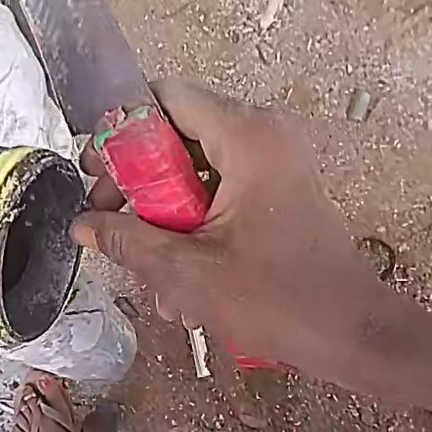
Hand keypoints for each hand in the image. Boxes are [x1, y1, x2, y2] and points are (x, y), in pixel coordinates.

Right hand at [72, 80, 393, 378]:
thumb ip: (126, 240)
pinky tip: (177, 279)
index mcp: (246, 137)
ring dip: (161, 216)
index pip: (166, 98)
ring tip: (142, 265)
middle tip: (109, 222)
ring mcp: (272, 167)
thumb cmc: (275, 300)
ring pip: (193, 173)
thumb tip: (82, 224)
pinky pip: (218, 196)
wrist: (350, 334)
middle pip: (177, 136)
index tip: (97, 173)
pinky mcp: (275, 196)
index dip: (122, 129)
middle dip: (136, 183)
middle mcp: (263, 138)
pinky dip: (191, 227)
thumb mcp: (185, 270)